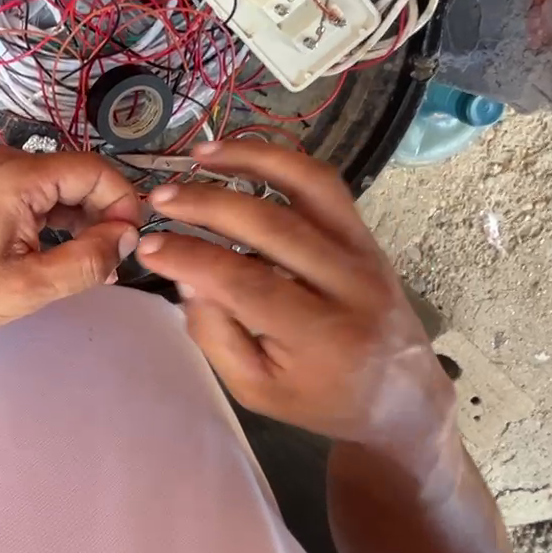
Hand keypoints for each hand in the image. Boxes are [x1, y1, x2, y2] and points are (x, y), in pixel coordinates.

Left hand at [0, 147, 141, 333]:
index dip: (122, 203)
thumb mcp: (28, 286)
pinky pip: (44, 198)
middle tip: (114, 262)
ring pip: (64, 189)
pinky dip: (63, 223)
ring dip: (87, 223)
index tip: (130, 243)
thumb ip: (85, 262)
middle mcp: (12, 164)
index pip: (95, 171)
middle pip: (81, 177)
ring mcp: (1, 176)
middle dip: (107, 216)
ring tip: (98, 268)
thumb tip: (126, 238)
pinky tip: (73, 256)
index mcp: (19, 177)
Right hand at [135, 141, 453, 456]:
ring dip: (249, 159)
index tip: (147, 246)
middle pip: (274, 225)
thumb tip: (186, 276)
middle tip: (159, 198)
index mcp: (324, 337)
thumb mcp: (257, 390)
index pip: (247, 283)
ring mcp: (363, 251)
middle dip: (207, 205)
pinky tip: (235, 153)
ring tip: (198, 153)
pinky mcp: (363, 232)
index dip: (191, 258)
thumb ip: (216, 335)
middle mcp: (351, 286)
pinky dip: (276, 158)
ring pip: (308, 185)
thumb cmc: (321, 399)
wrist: (403, 397)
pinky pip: (322, 182)